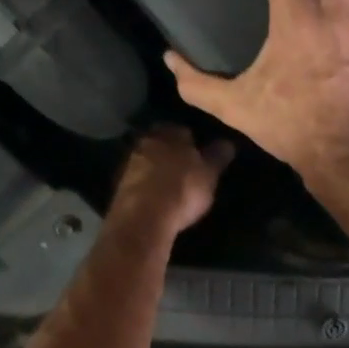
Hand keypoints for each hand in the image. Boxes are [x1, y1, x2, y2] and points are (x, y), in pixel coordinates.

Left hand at [113, 124, 231, 235]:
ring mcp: (129, 163)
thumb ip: (217, 157)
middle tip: (185, 169)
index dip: (193, 142)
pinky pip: (138, 180)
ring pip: (148, 160)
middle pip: (162, 143)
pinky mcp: (120, 186)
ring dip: (156, 169)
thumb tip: (228, 142)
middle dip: (171, 153)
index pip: (183, 130)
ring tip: (170, 186)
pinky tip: (155, 198)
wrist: (143, 217)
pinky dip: (146, 185)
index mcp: (170, 133)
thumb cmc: (182, 190)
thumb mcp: (209, 175)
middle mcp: (146, 141)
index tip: (200, 155)